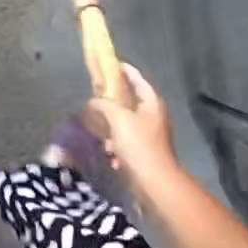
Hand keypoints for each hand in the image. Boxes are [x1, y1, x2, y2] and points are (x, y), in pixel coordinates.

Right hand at [85, 63, 181, 183]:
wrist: (154, 183)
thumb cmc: (139, 146)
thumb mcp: (118, 119)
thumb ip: (104, 104)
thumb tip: (93, 101)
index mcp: (151, 103)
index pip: (137, 79)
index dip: (125, 70)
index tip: (111, 63)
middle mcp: (152, 116)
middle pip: (130, 101)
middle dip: (112, 100)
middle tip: (95, 96)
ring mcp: (148, 135)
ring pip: (124, 122)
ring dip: (110, 126)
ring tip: (98, 130)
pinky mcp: (142, 152)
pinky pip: (124, 141)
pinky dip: (115, 144)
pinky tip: (108, 152)